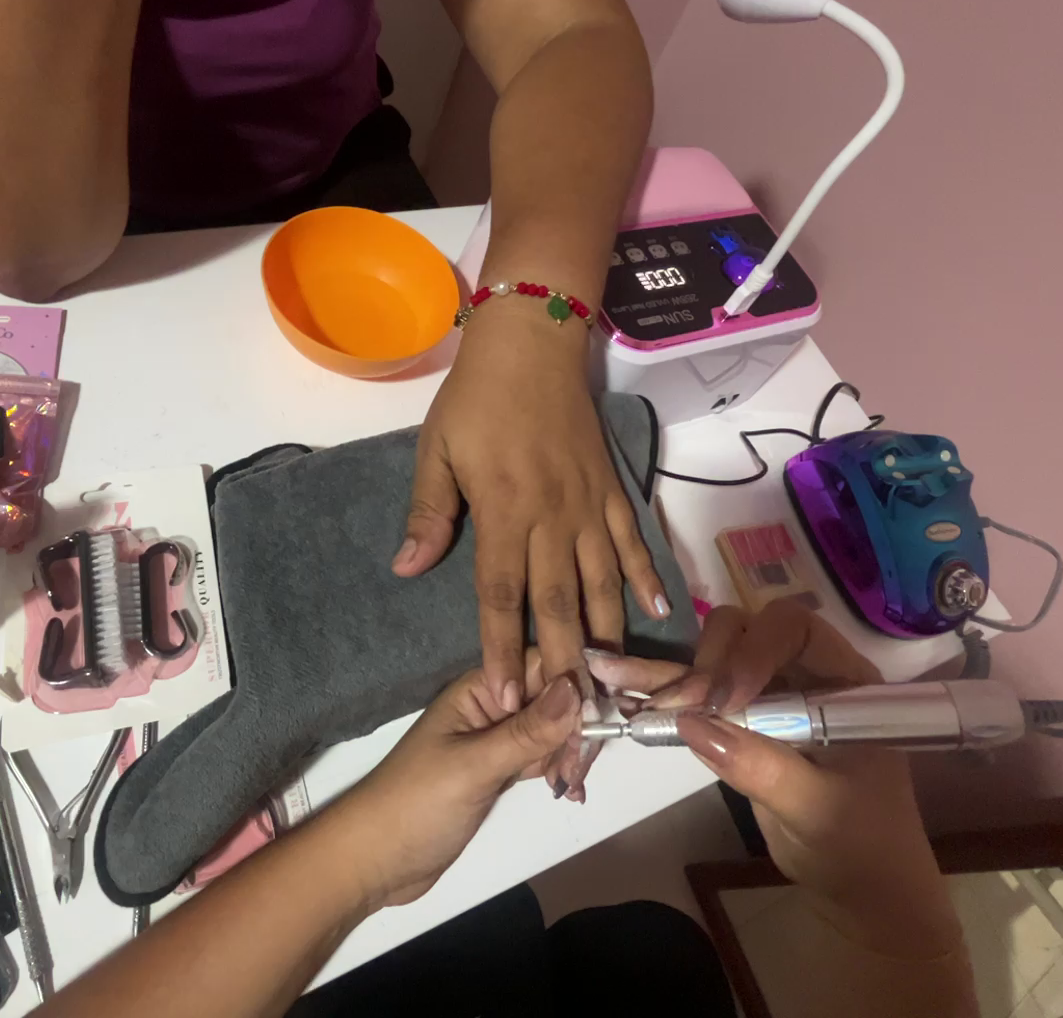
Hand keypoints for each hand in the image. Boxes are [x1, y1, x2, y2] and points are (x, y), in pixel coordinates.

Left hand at [322, 670, 581, 908]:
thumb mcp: (475, 765)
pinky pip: (539, 758)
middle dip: (576, 725)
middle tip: (583, 766)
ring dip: (570, 752)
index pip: (539, 664)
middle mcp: (491, 706)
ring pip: (550, 730)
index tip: (609, 711)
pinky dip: (557, 770)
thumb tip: (577, 686)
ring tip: (575, 784)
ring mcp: (495, 739)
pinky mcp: (497, 770)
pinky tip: (571, 790)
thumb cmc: (416, 804)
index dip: (575, 681)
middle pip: (551, 698)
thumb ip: (527, 731)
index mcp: (479, 688)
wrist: (374, 860)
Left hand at [393, 300, 667, 796]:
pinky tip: (655, 612)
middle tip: (568, 717)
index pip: (500, 595)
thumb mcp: (436, 451)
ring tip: (614, 684)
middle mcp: (552, 519)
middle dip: (559, 662)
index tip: (507, 699)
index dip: (501, 649)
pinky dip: (643, 577)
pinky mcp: (613, 488)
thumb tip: (407, 570)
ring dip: (606, 635)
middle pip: (557, 602)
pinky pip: (632, 540)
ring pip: (601, 582)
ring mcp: (589, 506)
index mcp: (503, 513)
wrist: (531, 344)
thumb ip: (428, 513)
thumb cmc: (475, 399)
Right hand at [587, 604, 961, 959]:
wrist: (855, 885)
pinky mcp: (732, 716)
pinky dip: (657, 691)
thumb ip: (760, 766)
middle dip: (708, 662)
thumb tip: (691, 725)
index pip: (794, 630)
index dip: (755, 649)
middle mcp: (798, 673)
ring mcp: (762, 692)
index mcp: (841, 681)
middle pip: (743, 633)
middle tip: (683, 706)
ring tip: (611, 676)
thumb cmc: (858, 844)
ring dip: (666, 671)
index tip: (729, 698)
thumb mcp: (817, 809)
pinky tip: (621, 691)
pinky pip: (691, 694)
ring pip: (708, 658)